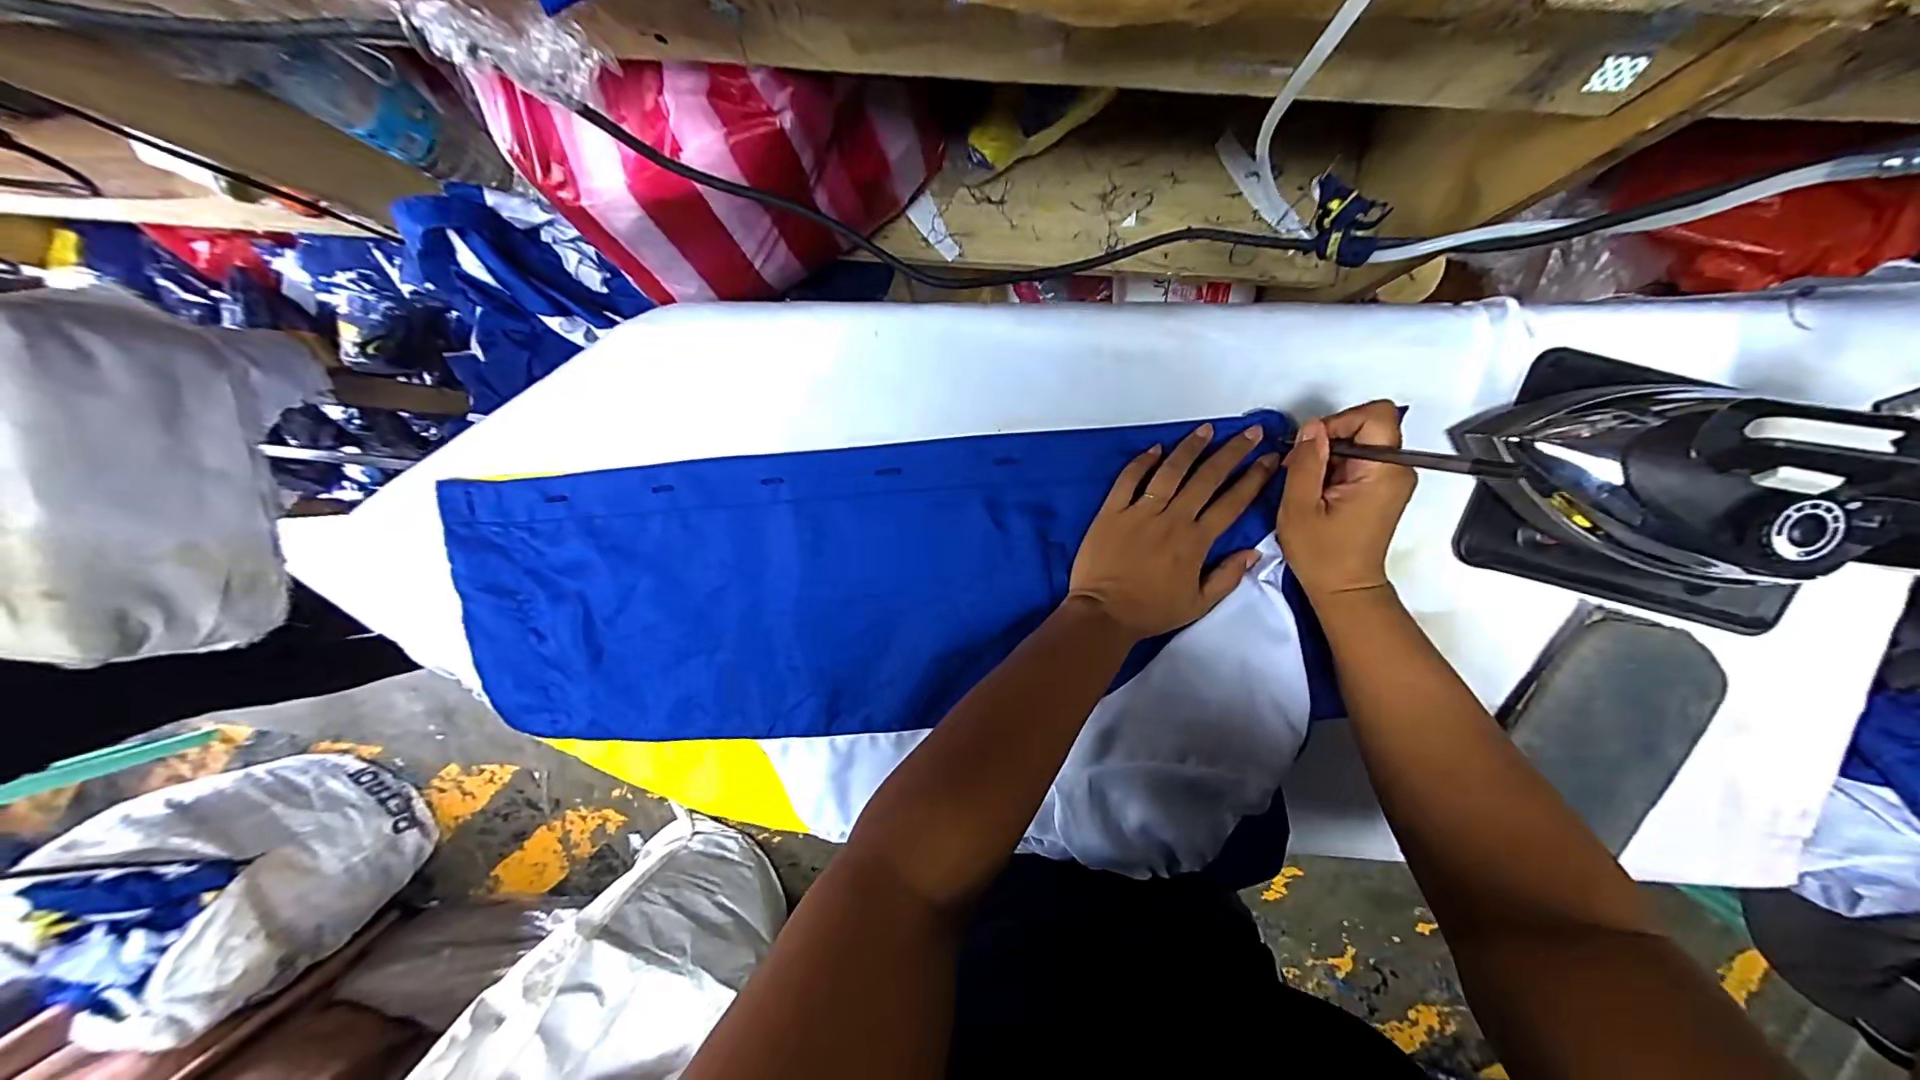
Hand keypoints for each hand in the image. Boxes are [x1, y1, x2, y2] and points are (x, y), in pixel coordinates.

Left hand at [1068, 422, 1279, 638]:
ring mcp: (1139, 512)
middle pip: (1207, 478)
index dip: (1253, 478)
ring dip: (1191, 448)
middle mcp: (1171, 519)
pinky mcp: (1111, 512)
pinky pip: (1128, 480)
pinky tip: (1156, 448)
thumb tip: (1254, 552)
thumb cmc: (1151, 611)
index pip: (1232, 502)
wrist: (1103, 614)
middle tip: (1250, 432)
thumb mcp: (1198, 604)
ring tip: (1207, 430)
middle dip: (1232, 452)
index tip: (1269, 458)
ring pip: (1170, 471)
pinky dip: (1142, 462)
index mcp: (1195, 541)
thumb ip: (1227, 576)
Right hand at [1277, 401, 1415, 599]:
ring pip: (1359, 440)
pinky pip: (1356, 458)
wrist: (1344, 588)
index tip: (1312, 446)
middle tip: (1301, 464)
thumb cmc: (1324, 557)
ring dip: (1327, 453)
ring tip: (1305, 482)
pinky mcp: (1379, 487)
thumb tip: (1310, 428)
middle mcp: (1397, 471)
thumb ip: (1305, 462)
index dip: (1339, 421)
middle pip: (1367, 424)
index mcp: (1384, 473)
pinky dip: (1331, 465)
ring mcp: (1390, 479)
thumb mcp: (1299, 507)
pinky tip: (1314, 489)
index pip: (1375, 415)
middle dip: (1329, 436)